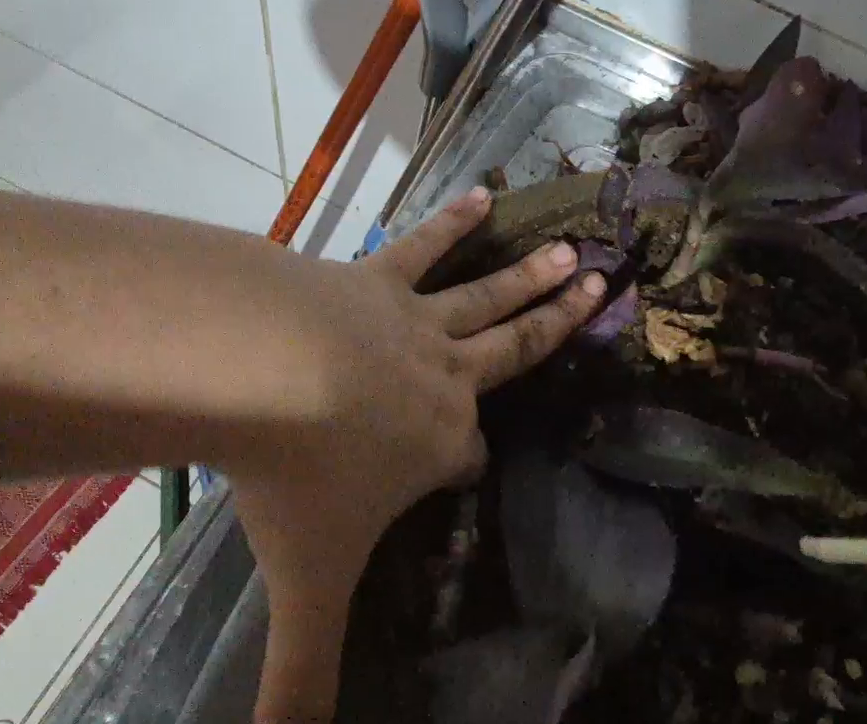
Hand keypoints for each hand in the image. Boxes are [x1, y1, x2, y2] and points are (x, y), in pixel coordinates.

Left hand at [233, 189, 604, 722]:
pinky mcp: (377, 277)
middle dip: (555, 324)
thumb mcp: (306, 586)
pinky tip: (482, 192)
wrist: (268, 369)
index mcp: (440, 442)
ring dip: (530, 275)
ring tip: (570, 249)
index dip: (465, 460)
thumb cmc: (302, 474)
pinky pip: (425, 246)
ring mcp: (415, 320)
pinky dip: (453, 222)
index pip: (466, 453)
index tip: (460, 462)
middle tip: (598, 285)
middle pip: (512, 349)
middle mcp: (444, 376)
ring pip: (488, 296)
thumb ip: (299, 681)